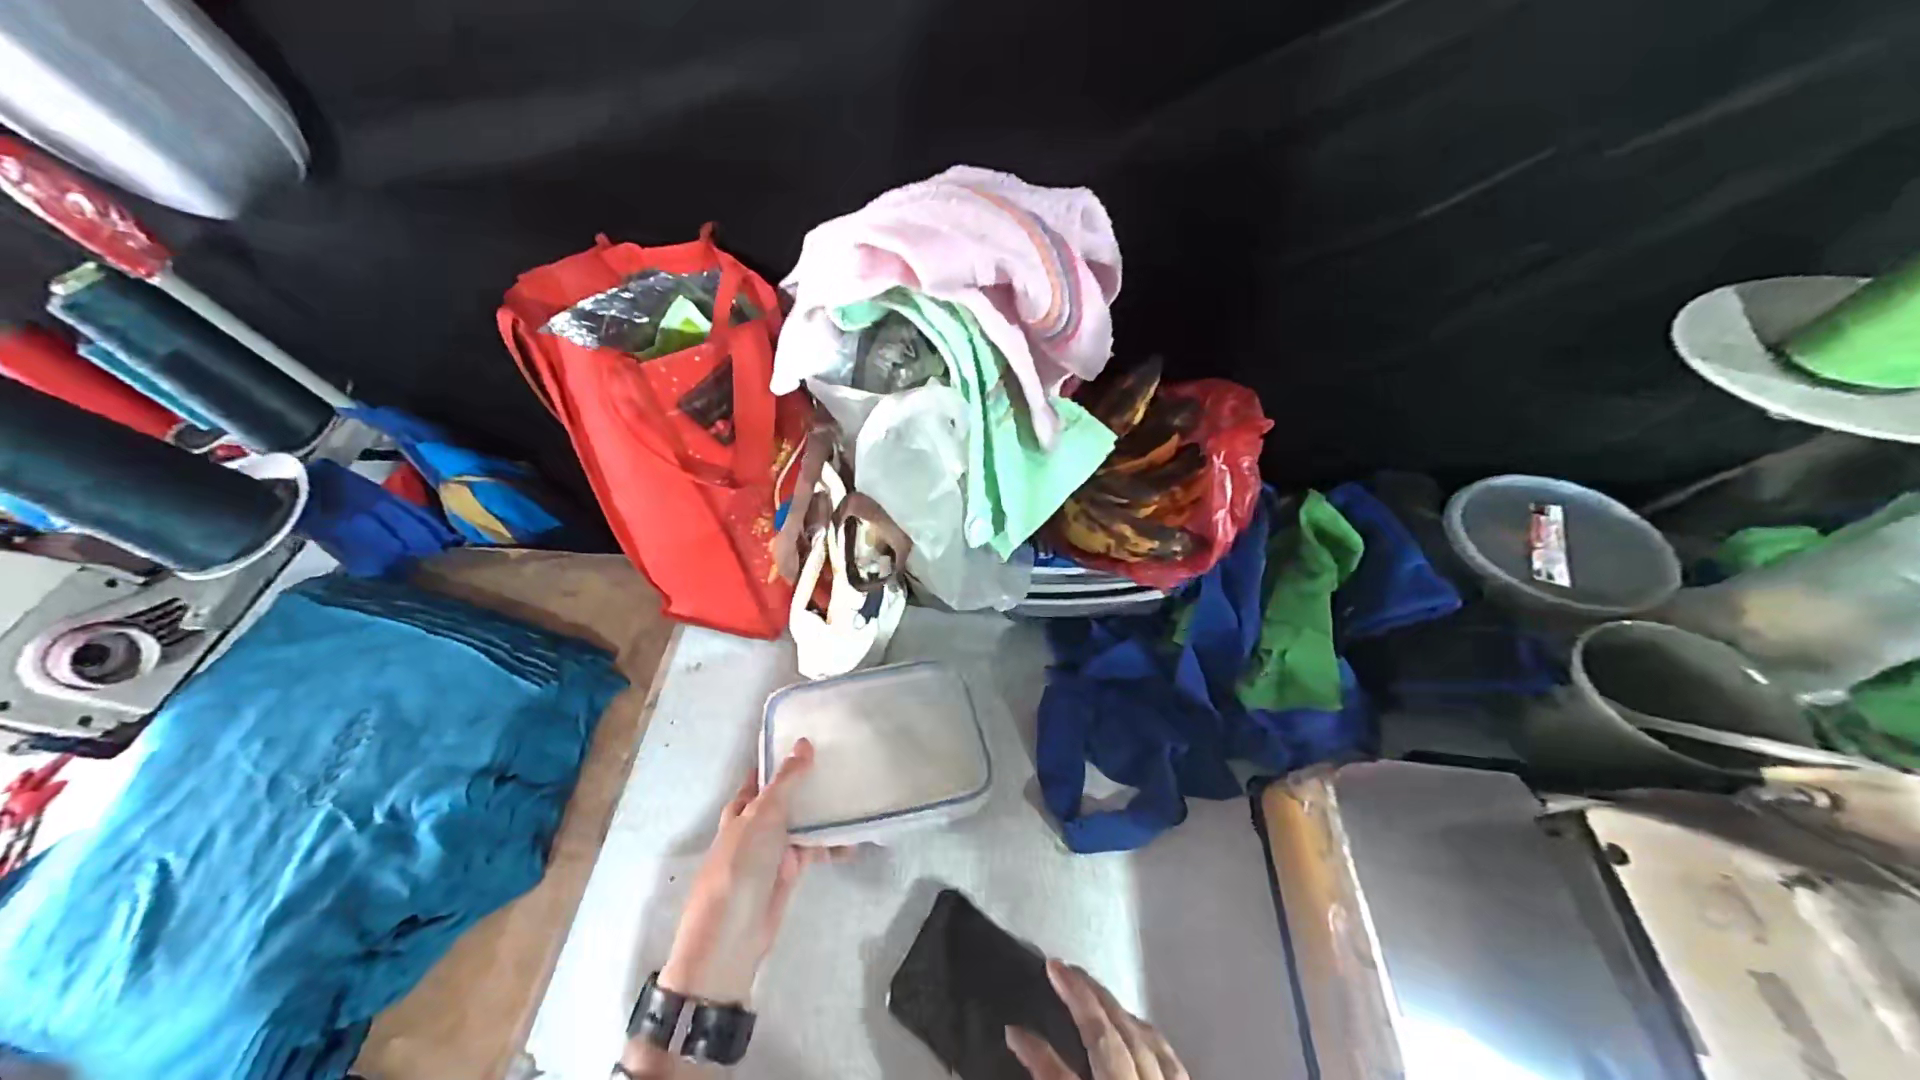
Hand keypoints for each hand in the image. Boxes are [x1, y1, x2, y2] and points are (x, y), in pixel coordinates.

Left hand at [658, 738, 832, 1004]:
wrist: (732, 934)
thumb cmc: (740, 865)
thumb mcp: (763, 815)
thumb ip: (786, 781)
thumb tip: (804, 743)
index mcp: (743, 805)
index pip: (765, 772)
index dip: (784, 754)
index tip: (815, 734)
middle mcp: (759, 822)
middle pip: (789, 794)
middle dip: (812, 780)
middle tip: (847, 758)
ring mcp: (775, 847)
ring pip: (805, 820)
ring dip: (827, 811)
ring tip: (859, 791)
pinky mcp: (791, 869)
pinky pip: (816, 848)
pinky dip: (834, 844)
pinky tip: (856, 838)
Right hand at [1006, 960, 1189, 1079]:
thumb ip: (1049, 1075)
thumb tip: (1018, 1035)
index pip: (1078, 1055)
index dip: (1055, 1025)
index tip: (1030, 999)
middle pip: (1114, 1036)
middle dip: (1088, 996)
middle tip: (1063, 967)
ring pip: (1147, 1043)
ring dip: (1118, 1010)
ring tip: (1095, 988)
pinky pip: (1174, 1064)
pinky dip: (1152, 1037)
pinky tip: (1141, 1028)